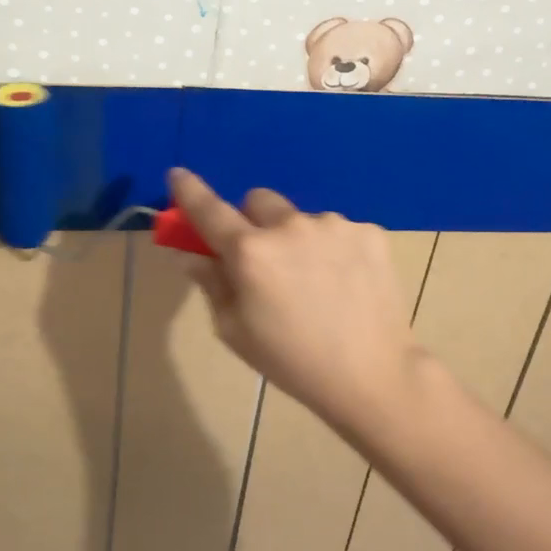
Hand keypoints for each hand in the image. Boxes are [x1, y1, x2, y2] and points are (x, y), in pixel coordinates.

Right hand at [166, 167, 424, 427]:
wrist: (373, 375)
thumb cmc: (292, 361)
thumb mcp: (235, 330)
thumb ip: (210, 282)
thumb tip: (188, 253)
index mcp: (250, 252)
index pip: (209, 209)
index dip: (189, 190)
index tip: (177, 175)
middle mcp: (289, 226)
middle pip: (258, 201)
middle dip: (253, 223)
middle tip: (263, 261)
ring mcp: (334, 224)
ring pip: (300, 219)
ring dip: (297, 239)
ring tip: (315, 284)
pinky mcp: (369, 232)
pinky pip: (337, 231)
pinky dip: (333, 250)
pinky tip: (345, 283)